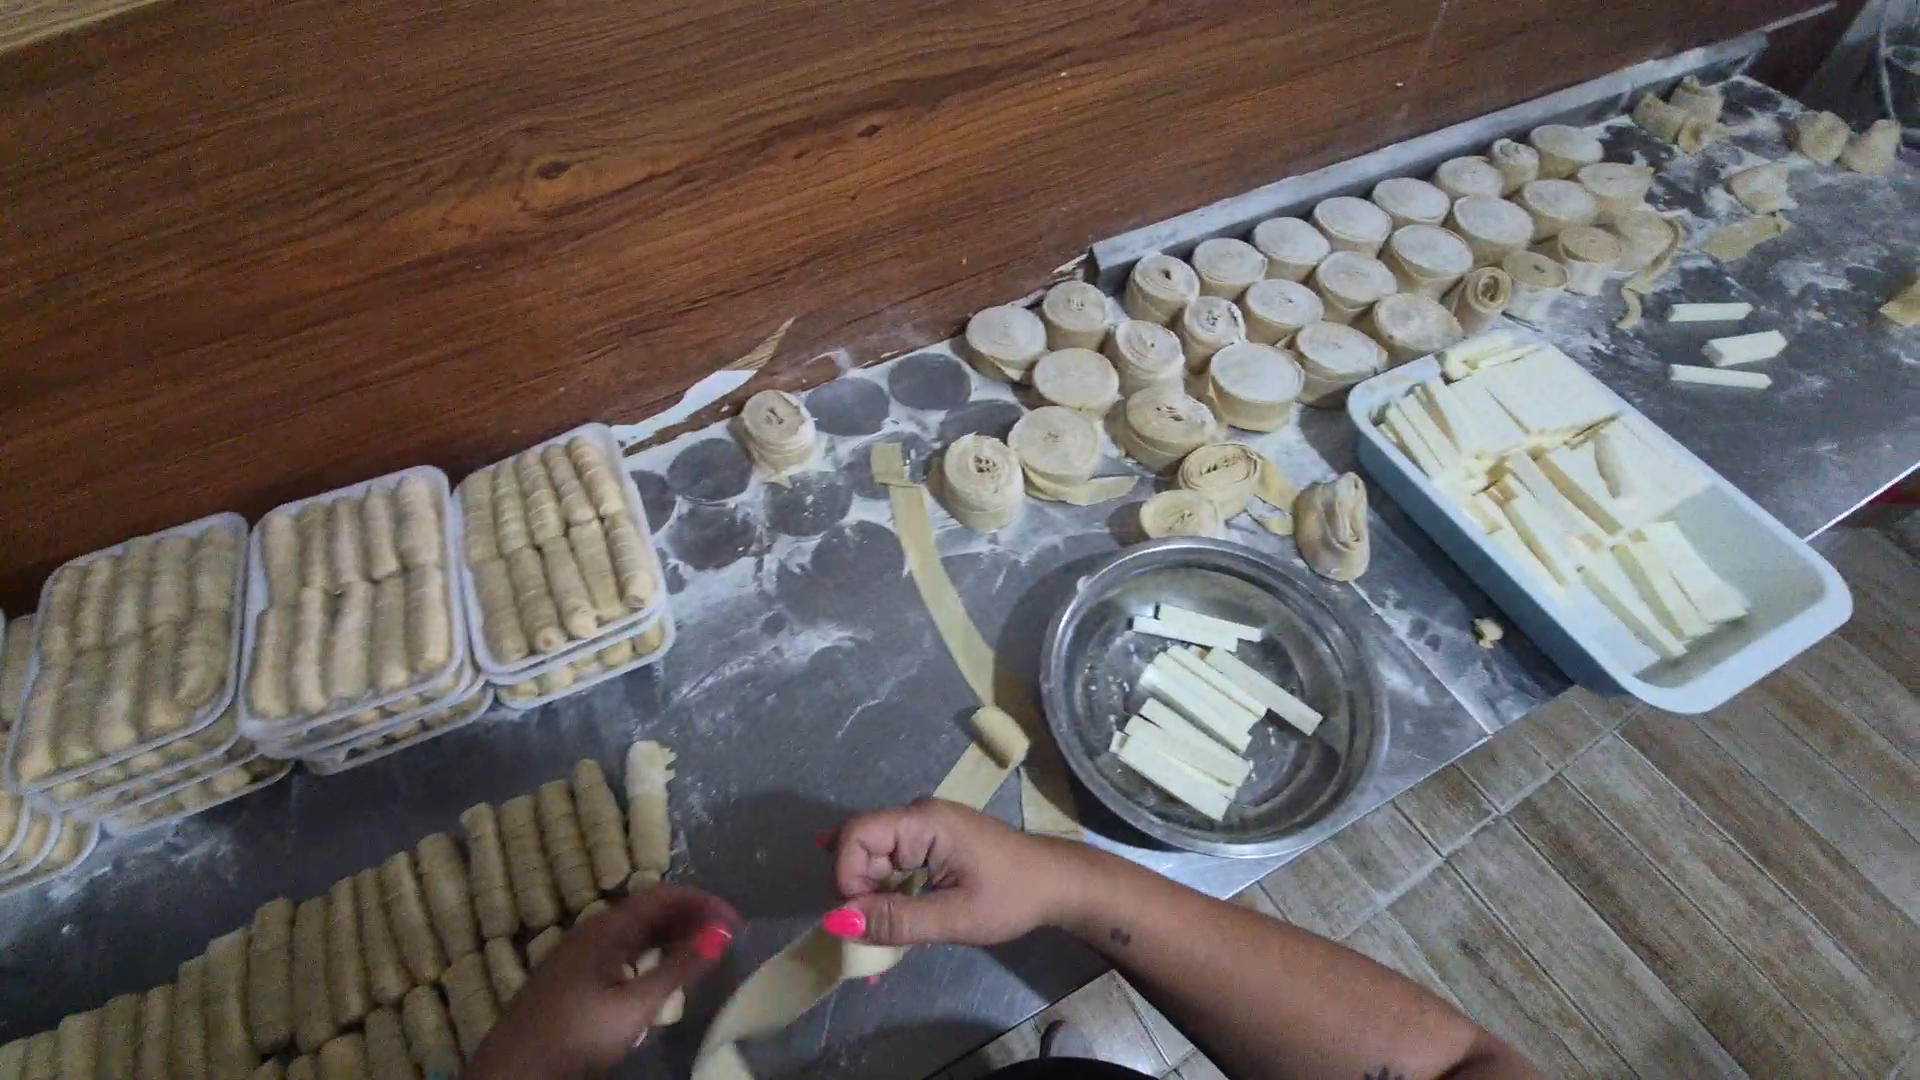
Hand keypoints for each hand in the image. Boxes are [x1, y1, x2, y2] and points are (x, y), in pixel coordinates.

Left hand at [467, 886, 739, 1079]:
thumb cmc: (572, 1039)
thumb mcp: (633, 1007)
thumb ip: (679, 968)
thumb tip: (722, 933)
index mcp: (606, 927)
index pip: (664, 895)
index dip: (703, 903)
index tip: (734, 922)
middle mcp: (593, 931)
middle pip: (651, 911)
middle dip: (691, 919)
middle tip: (724, 939)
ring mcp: (580, 956)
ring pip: (636, 933)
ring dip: (673, 937)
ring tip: (703, 955)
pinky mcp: (573, 981)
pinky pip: (623, 952)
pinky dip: (652, 956)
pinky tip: (663, 976)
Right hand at [825, 798, 1087, 946]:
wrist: (1055, 883)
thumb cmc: (1011, 897)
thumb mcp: (955, 918)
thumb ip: (897, 919)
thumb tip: (838, 921)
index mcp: (925, 821)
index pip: (857, 833)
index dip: (846, 874)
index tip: (859, 917)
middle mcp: (919, 815)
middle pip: (863, 844)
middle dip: (858, 888)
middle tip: (874, 932)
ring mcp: (926, 827)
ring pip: (875, 855)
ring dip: (872, 892)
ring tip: (886, 930)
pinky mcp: (932, 842)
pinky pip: (894, 860)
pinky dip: (887, 889)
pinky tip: (892, 915)